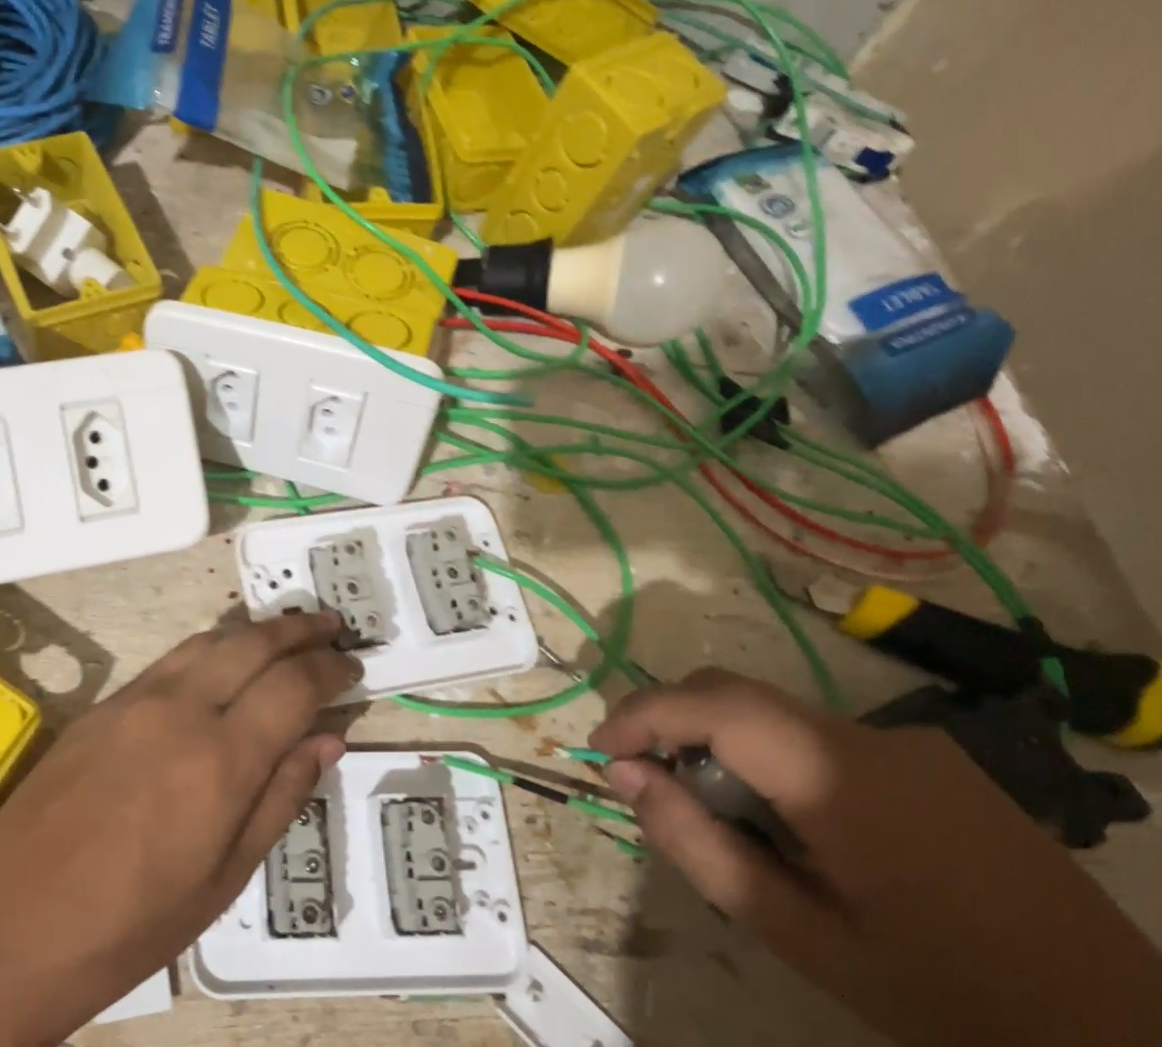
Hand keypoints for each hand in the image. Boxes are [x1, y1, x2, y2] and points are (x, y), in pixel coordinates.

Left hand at [0, 612, 356, 1046]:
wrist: (6, 928)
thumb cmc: (128, 926)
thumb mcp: (222, 880)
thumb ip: (279, 799)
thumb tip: (327, 740)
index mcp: (219, 760)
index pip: (292, 686)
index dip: (330, 671)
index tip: (354, 669)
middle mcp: (178, 711)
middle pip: (251, 644)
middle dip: (298, 629)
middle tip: (332, 626)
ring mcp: (132, 702)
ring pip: (207, 641)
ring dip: (253, 630)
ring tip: (288, 630)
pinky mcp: (99, 707)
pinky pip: (169, 660)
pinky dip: (209, 648)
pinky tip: (222, 661)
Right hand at [591, 668, 1161, 1046]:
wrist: (1113, 1032)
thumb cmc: (937, 991)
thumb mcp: (798, 932)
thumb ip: (699, 845)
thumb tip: (626, 773)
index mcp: (841, 776)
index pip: (714, 703)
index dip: (641, 712)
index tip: (599, 751)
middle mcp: (876, 737)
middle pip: (741, 696)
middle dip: (673, 725)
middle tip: (643, 784)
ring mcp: (914, 746)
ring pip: (777, 719)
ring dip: (725, 750)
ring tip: (725, 826)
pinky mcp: (937, 764)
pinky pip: (822, 741)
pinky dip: (773, 764)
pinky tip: (793, 831)